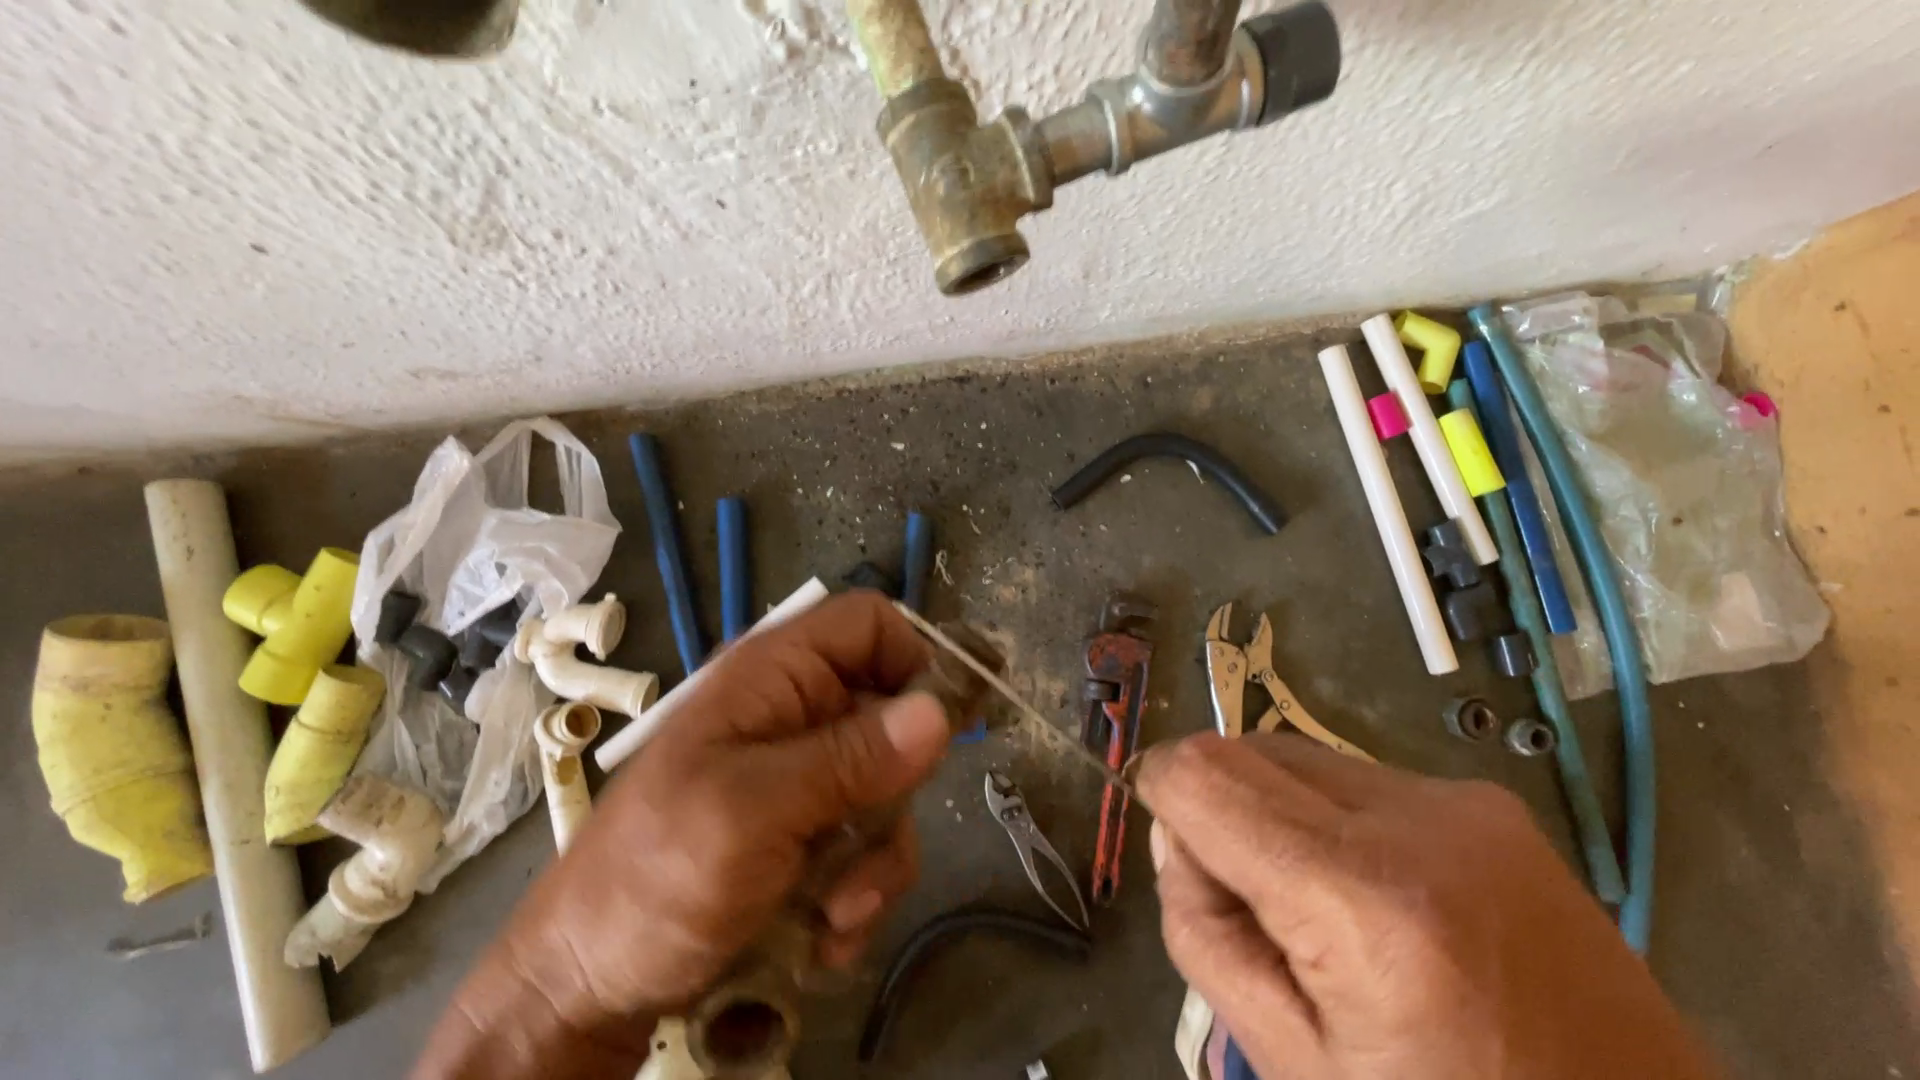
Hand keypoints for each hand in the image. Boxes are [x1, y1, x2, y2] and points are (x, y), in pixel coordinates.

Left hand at [414, 591, 949, 1079]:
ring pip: (889, 794)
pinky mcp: (805, 836)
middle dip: (895, 793)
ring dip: (876, 862)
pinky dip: (859, 894)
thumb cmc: (653, 877)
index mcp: (772, 678)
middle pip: (894, 717)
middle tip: (867, 846)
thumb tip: (941, 709)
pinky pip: (868, 848)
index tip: (952, 722)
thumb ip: (847, 760)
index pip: (869, 625)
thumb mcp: (750, 813)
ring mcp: (801, 780)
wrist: (588, 983)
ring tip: (833, 911)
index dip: (918, 657)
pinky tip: (824, 933)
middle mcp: (794, 717)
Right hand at [1141, 733, 1720, 1079]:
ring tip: (1318, 908)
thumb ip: (1204, 932)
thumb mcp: (1291, 1063)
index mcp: (1361, 899)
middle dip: (1216, 808)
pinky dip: (1328, 817)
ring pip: (1299, 756)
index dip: (1159, 797)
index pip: (1202, 773)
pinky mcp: (1491, 803)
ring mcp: (1462, 802)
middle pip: (1247, 749)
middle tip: (1249, 907)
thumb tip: (1176, 836)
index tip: (1179, 865)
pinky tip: (1375, 898)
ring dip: (1272, 810)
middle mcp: (1415, 819)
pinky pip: (1359, 777)